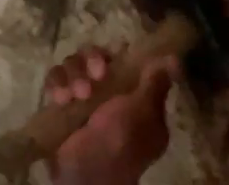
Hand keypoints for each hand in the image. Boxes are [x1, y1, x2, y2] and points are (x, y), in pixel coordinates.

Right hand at [44, 47, 175, 184]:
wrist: (88, 173)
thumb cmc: (121, 142)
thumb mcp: (143, 113)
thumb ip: (155, 84)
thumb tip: (174, 58)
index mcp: (132, 95)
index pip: (121, 60)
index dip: (113, 55)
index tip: (110, 64)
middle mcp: (108, 93)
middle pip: (93, 56)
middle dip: (90, 62)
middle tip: (94, 78)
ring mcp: (82, 97)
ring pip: (72, 64)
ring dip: (72, 75)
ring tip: (74, 96)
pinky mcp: (62, 103)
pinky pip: (55, 79)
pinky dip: (56, 84)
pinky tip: (60, 99)